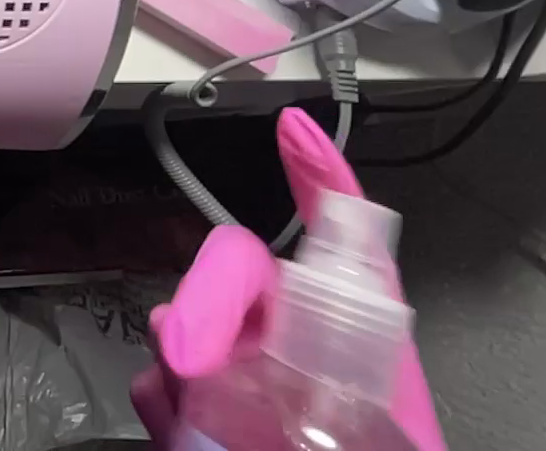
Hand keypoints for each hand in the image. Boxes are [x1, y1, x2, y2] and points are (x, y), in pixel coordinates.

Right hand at [132, 109, 446, 450]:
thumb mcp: (386, 434)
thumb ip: (334, 368)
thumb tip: (230, 315)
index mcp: (363, 349)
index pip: (343, 245)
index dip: (316, 179)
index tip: (289, 126)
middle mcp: (295, 348)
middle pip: (236, 269)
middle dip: (207, 294)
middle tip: (187, 350)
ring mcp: (238, 379)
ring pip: (182, 322)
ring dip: (181, 362)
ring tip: (199, 428)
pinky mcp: (193, 413)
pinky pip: (159, 381)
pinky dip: (165, 406)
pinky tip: (186, 436)